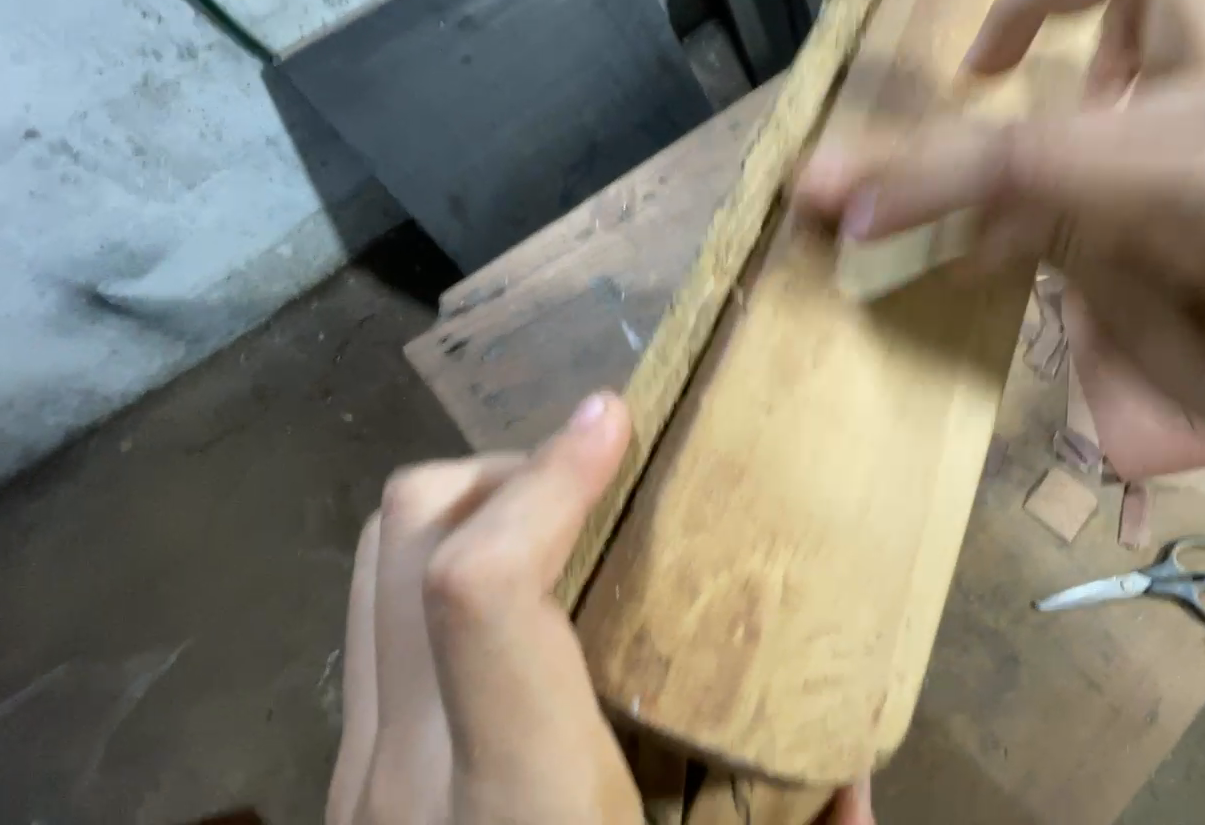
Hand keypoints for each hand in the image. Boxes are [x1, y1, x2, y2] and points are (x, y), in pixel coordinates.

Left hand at [326, 392, 878, 824]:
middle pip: (404, 539)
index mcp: (514, 804)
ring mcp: (359, 778)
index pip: (479, 592)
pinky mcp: (352, 783)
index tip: (615, 418)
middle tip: (600, 473)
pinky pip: (381, 617)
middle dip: (507, 469)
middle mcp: (406, 776)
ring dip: (475, 507)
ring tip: (567, 521)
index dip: (546, 479)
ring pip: (376, 565)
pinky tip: (532, 608)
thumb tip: (853, 770)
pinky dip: (451, 566)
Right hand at [794, 0, 1204, 473]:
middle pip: (1055, 105)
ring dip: (1038, 12)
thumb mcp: (1152, 345)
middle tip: (868, 175)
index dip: (929, 182)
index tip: (849, 205)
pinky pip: (1171, 1)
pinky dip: (1101, 12)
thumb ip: (1064, 252)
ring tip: (986, 69)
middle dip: (944, 144)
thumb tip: (972, 215)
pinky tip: (1074, 78)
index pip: (1039, 164)